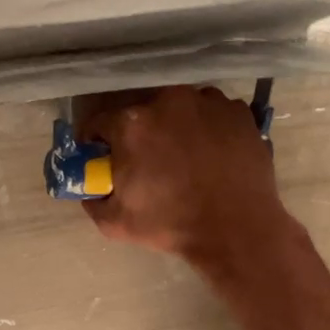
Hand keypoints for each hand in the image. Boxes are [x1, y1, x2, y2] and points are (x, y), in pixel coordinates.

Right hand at [76, 85, 286, 261]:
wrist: (235, 228)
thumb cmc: (169, 224)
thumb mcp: (114, 223)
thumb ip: (93, 200)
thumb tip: (91, 190)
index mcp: (132, 124)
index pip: (100, 123)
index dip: (97, 142)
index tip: (102, 158)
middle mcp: (168, 101)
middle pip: (142, 113)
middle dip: (138, 135)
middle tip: (146, 163)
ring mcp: (208, 102)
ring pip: (179, 110)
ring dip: (174, 128)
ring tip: (183, 159)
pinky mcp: (238, 111)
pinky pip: (212, 115)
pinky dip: (207, 130)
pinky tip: (211, 156)